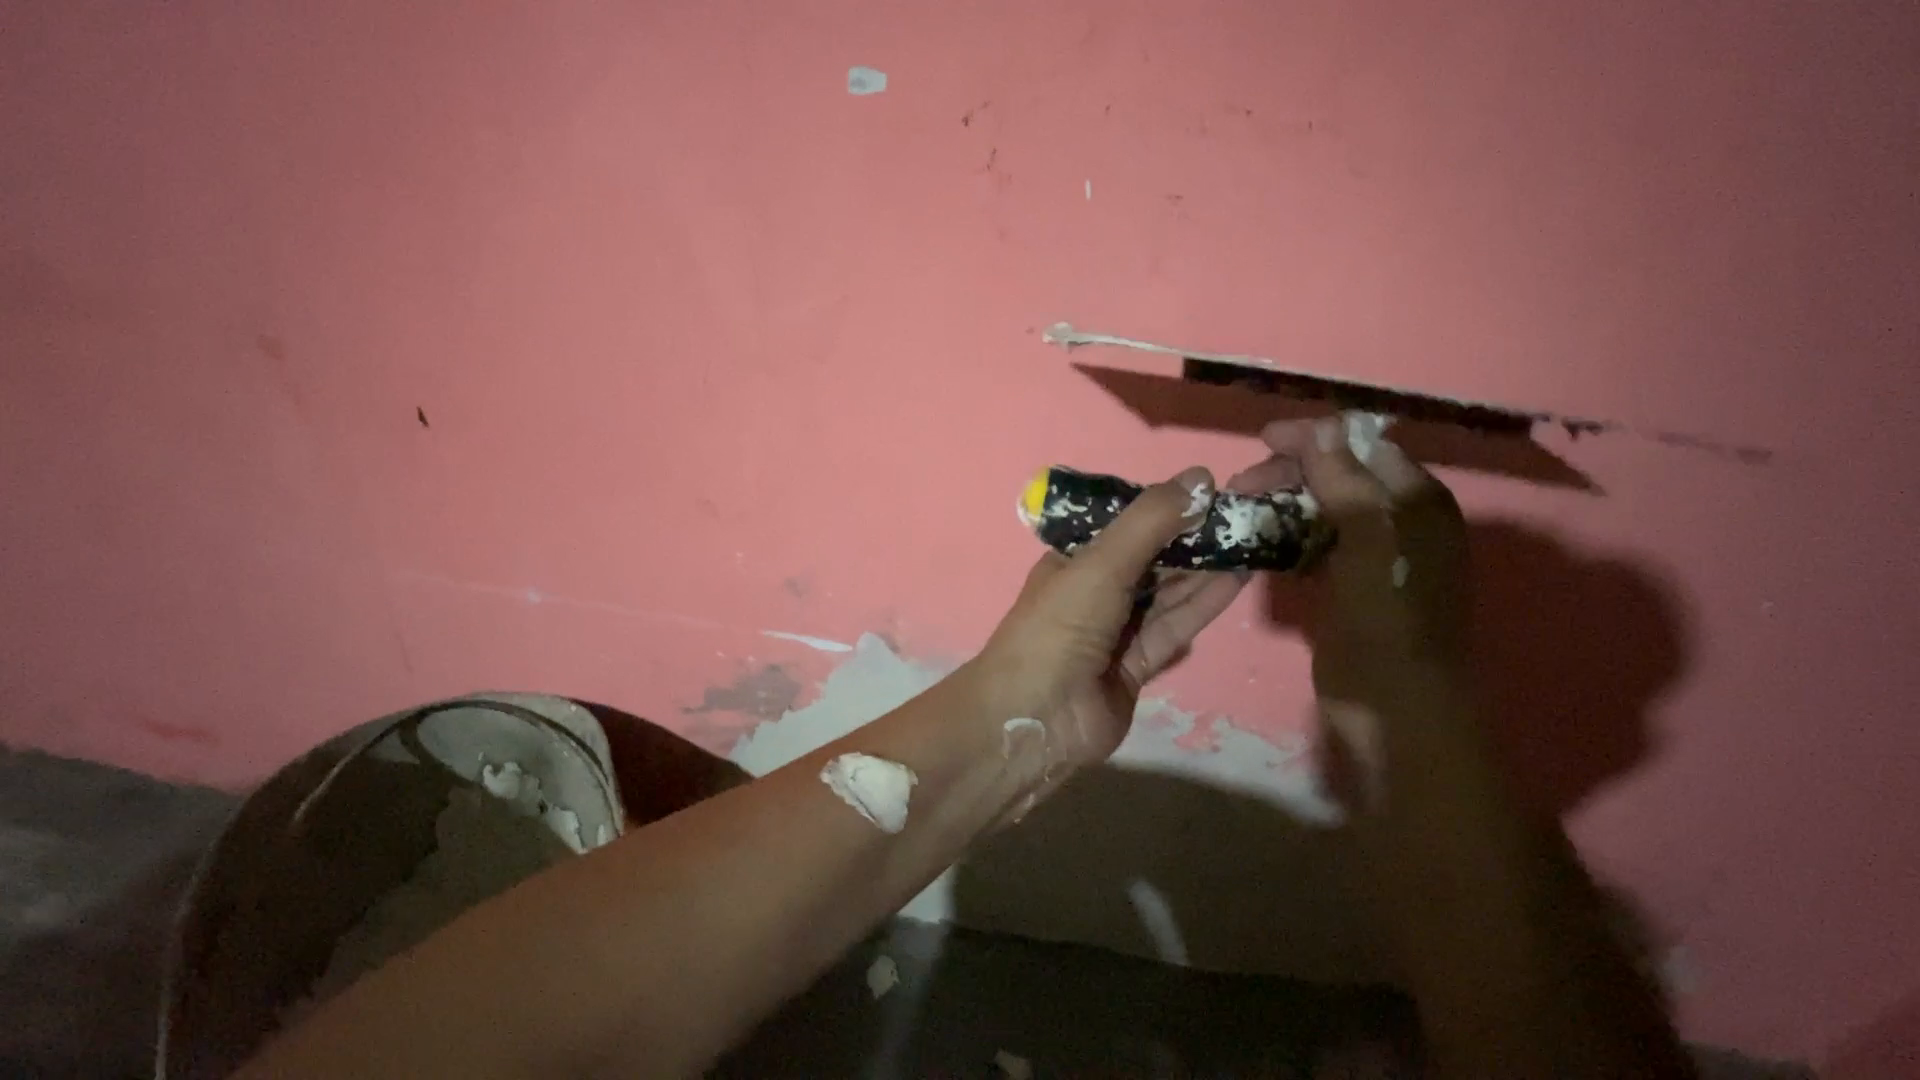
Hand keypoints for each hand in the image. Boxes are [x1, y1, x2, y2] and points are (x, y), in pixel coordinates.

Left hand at [972, 467, 1247, 769]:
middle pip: (1154, 556)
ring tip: (1257, 537)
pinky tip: (1240, 577)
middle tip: (1252, 511)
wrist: (1035, 718)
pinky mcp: (1138, 665)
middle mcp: (1095, 589)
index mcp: (1073, 559)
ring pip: (1169, 590)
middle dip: (1198, 535)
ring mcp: (1117, 629)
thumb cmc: (1058, 628)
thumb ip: (1149, 522)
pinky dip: (1204, 602)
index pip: (1128, 524)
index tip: (1220, 487)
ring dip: (1208, 566)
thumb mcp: (1100, 564)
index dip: (1172, 506)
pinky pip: (1176, 625)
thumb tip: (1202, 476)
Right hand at [1229, 417, 1470, 803]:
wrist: (1394, 708)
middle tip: (1243, 486)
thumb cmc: (1387, 622)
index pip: (1363, 446)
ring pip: (1324, 509)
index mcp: (1416, 502)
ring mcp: (1375, 555)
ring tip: (1244, 511)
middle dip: (1292, 471)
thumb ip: (1347, 484)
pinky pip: (1317, 544)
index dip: (1315, 438)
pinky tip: (1263, 544)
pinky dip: (1289, 536)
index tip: (1262, 440)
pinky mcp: (1351, 585)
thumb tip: (1323, 428)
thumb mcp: (1370, 544)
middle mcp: (1400, 520)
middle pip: (1340, 474)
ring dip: (1285, 503)